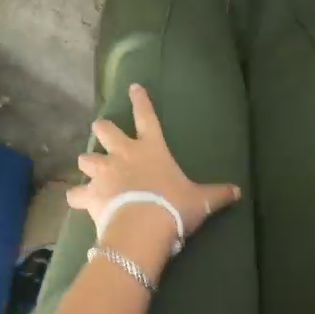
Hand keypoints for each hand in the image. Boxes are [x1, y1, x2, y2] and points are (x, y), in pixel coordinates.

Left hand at [70, 84, 240, 250]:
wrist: (142, 226)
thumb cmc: (173, 206)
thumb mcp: (200, 200)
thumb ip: (217, 193)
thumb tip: (238, 191)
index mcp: (151, 148)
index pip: (146, 115)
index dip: (140, 100)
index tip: (134, 87)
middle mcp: (124, 153)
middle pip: (106, 131)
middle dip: (102, 129)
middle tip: (100, 128)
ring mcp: (104, 172)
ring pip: (86, 158)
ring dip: (87, 162)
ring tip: (86, 165)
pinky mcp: (90, 193)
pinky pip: (77, 193)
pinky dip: (77, 196)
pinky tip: (76, 199)